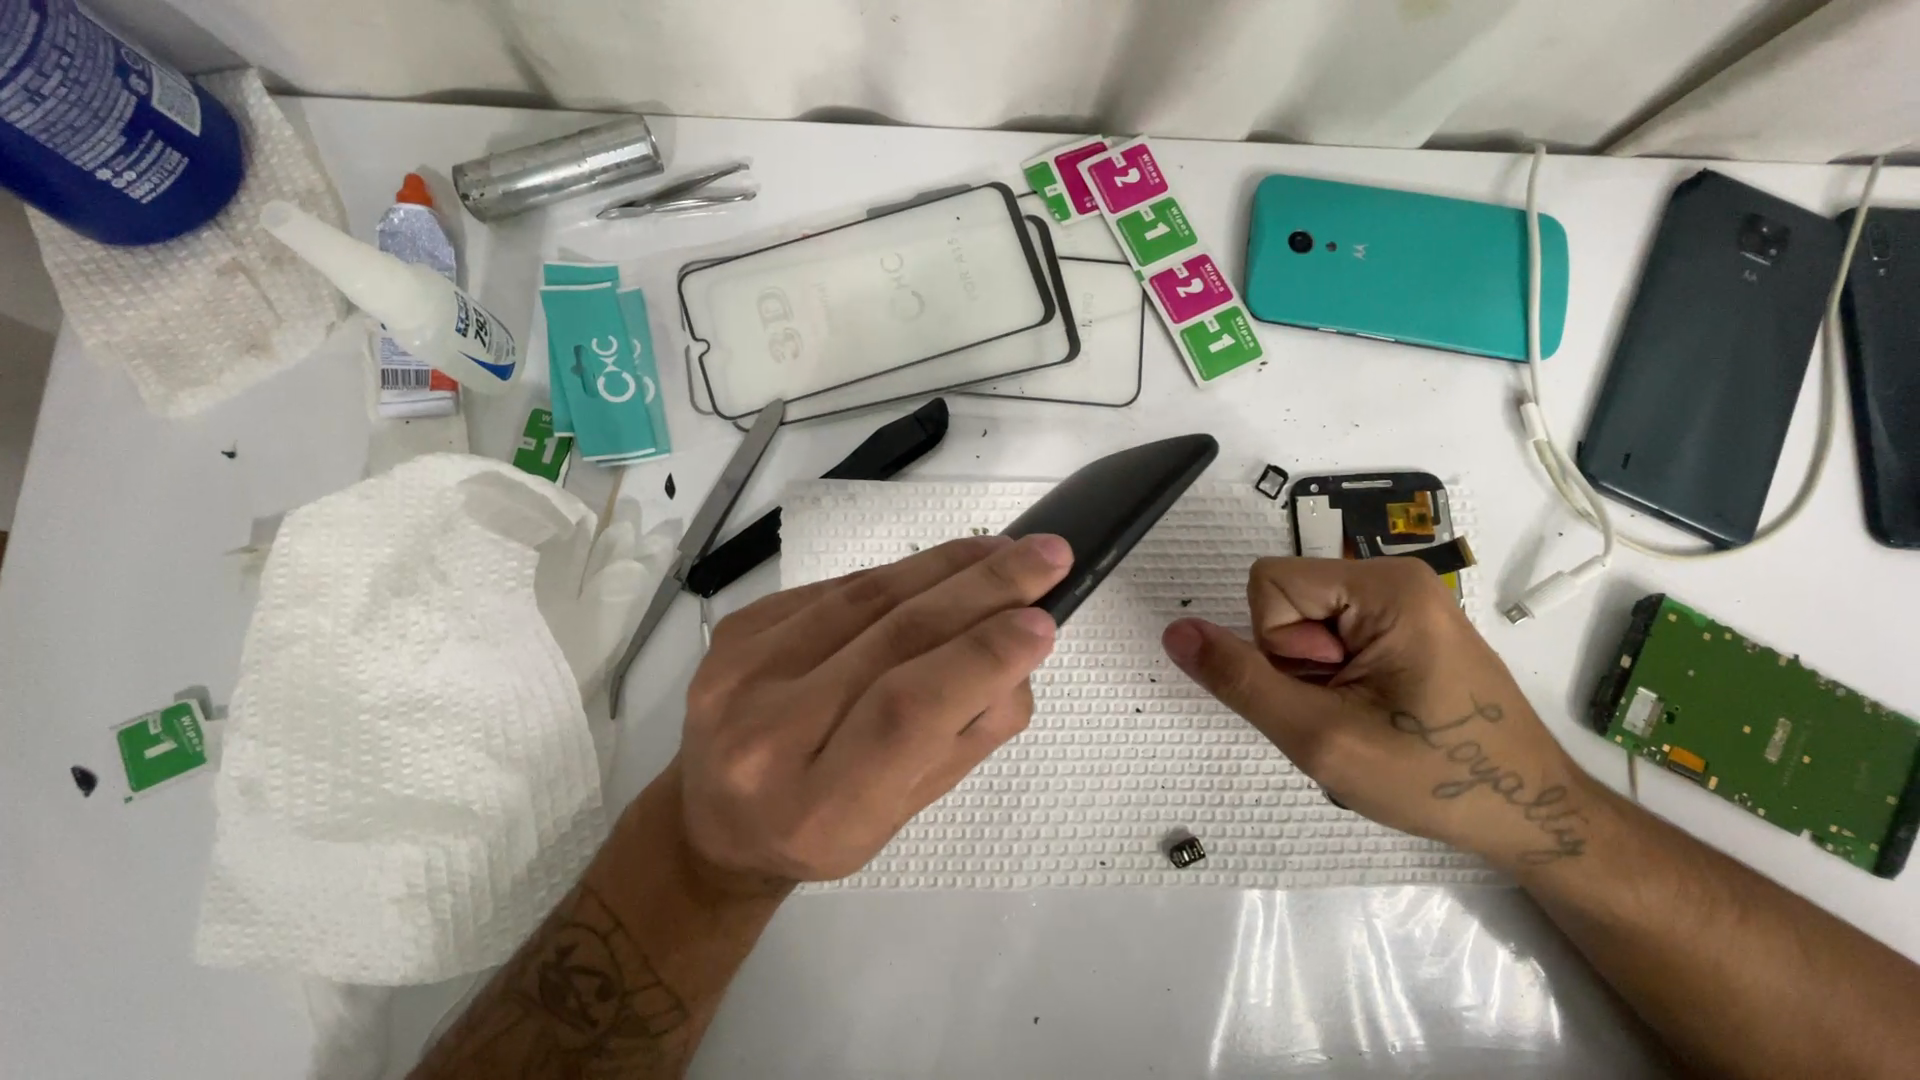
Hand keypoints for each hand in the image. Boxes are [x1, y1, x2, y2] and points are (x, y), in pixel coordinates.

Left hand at [674, 534, 1071, 888]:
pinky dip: (898, 575)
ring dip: (946, 566)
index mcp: (818, 806)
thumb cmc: (825, 830)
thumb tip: (1018, 643)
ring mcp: (740, 673)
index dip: (980, 659)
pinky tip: (940, 568)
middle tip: (1047, 555)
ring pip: (865, 598)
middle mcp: (768, 734)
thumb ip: (968, 733)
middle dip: (982, 590)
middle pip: (890, 639)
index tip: (1043, 621)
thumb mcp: (908, 809)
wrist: (717, 819)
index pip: (908, 712)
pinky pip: (836, 590)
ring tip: (1004, 549)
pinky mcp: (735, 631)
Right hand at [1161, 556, 1602, 872]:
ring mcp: (1405, 603)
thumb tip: (1174, 633)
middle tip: (1347, 714)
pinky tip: (1372, 714)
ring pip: (1303, 623)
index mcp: (1386, 587)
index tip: (1327, 694)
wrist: (1531, 816)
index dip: (1276, 647)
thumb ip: (1240, 680)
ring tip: (1362, 719)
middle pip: (1285, 601)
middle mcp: (1396, 579)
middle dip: (1296, 664)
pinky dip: (1334, 679)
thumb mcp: (1320, 737)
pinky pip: (1332, 636)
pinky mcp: (1407, 627)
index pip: (1268, 584)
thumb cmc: (1434, 780)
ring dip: (1313, 678)